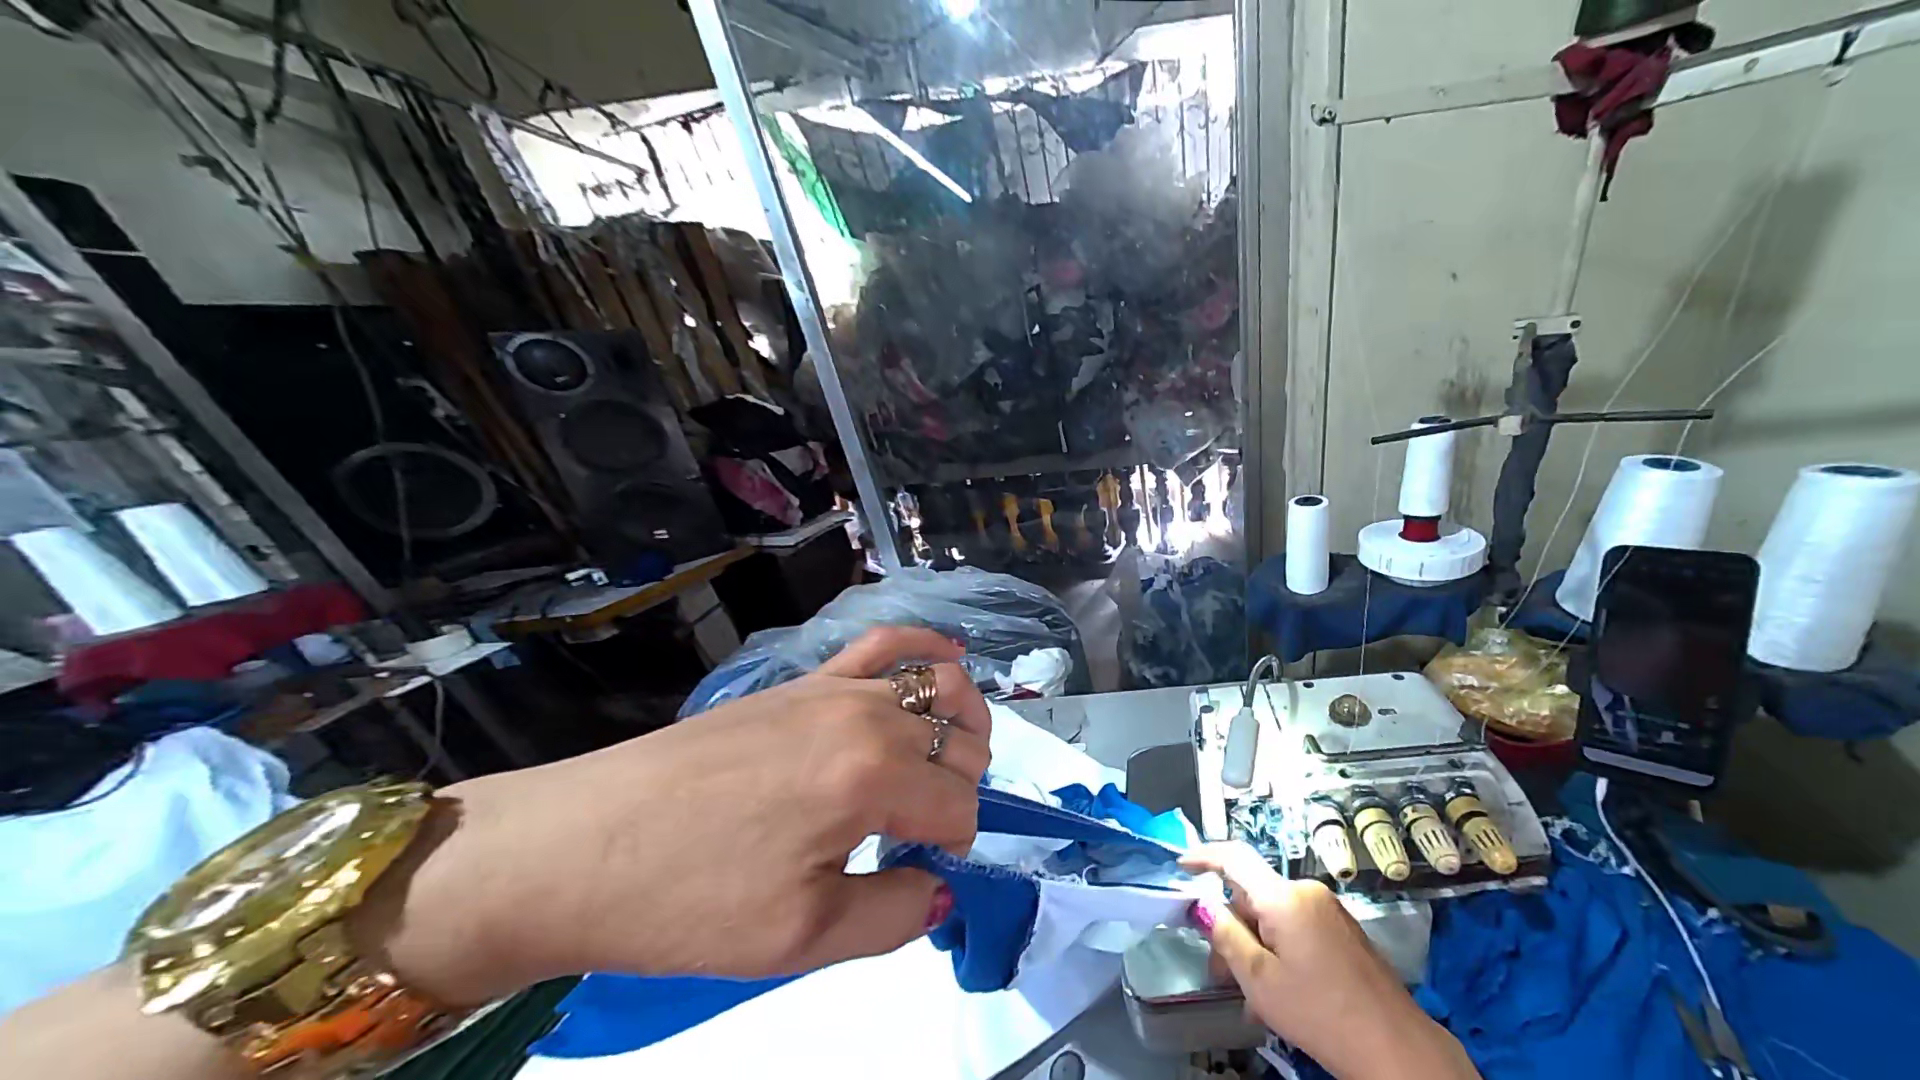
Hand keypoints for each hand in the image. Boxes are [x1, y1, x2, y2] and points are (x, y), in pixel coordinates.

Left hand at [352, 627, 991, 1004]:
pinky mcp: (803, 679)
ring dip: (963, 721)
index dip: (953, 846)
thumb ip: (893, 915)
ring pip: (938, 684)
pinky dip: (925, 645)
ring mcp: (833, 686)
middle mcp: (865, 715)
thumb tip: (937, 889)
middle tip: (922, 833)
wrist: (582, 844)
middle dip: (960, 789)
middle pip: (958, 743)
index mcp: (872, 776)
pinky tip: (948, 652)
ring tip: (957, 756)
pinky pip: (881, 643)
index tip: (920, 871)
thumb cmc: (690, 900)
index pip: (958, 805)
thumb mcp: (801, 937)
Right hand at [1180, 843, 1478, 1079]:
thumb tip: (1207, 908)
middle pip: (1253, 897)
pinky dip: (1280, 951)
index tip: (1181, 865)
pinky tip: (1280, 991)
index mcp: (1285, 897)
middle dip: (1232, 930)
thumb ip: (1226, 936)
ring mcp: (1330, 912)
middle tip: (1220, 974)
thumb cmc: (1322, 1013)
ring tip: (1252, 995)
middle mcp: (1308, 893)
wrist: (1399, 1052)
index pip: (1234, 857)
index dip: (1203, 856)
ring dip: (1256, 947)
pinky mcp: (1345, 933)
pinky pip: (1297, 929)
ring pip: (1274, 918)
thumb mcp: (1260, 979)